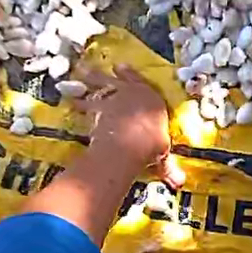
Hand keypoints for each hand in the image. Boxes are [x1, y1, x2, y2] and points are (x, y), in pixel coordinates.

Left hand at [81, 66, 185, 187]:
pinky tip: (71, 102)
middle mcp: (133, 93)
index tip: (120, 67)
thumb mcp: (161, 156)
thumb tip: (180, 184)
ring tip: (79, 76)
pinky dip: (79, 102)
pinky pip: (87, 102)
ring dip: (88, 81)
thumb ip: (166, 167)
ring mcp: (114, 98)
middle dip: (105, 74)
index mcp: (152, 98)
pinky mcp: (99, 108)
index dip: (130, 75)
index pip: (141, 82)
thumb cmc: (152, 145)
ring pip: (99, 86)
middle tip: (92, 68)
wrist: (131, 143)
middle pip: (116, 80)